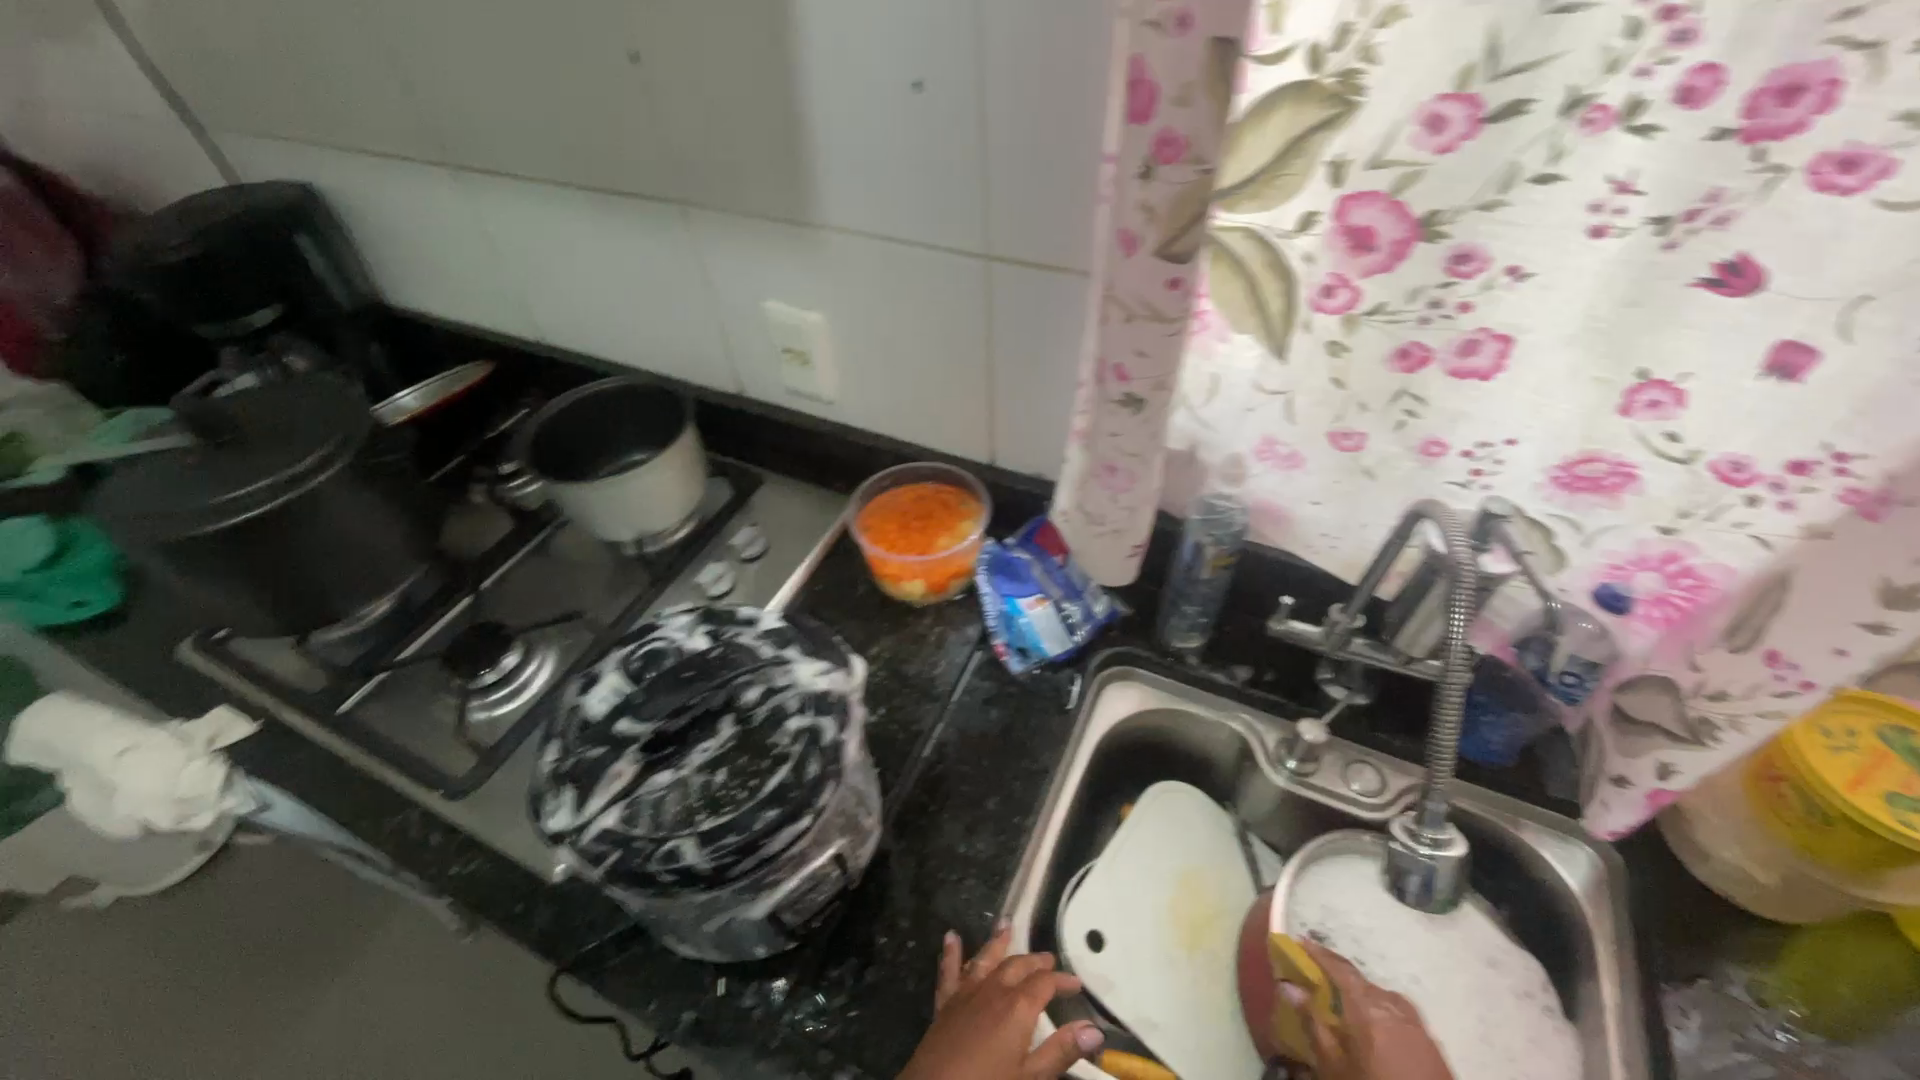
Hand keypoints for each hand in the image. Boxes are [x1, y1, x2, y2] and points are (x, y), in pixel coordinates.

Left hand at [898, 922, 1105, 1079]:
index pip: (1045, 984)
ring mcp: (966, 994)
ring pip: (985, 959)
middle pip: (1018, 966)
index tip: (1076, 983)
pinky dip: (951, 953)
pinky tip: (951, 937)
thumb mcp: (1031, 1076)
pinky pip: (949, 972)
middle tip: (1048, 958)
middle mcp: (993, 991)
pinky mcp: (945, 1004)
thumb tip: (1094, 1029)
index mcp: (1018, 1007)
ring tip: (1005, 924)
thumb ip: (1062, 1050)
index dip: (1062, 980)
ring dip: (997, 942)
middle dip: (1035, 961)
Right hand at [1284, 941, 1455, 1079]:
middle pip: (1361, 982)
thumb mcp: (1334, 1066)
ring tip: (1345, 1005)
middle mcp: (1393, 1006)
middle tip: (1317, 977)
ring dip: (1360, 993)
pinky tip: (1375, 1026)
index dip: (1319, 953)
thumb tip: (1289, 986)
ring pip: (1381, 996)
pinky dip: (1381, 1009)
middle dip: (1338, 976)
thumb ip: (1313, 1024)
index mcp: (1367, 1008)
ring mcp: (1416, 1022)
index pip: (1340, 969)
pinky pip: (1398, 1011)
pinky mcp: (1430, 1040)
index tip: (1300, 941)